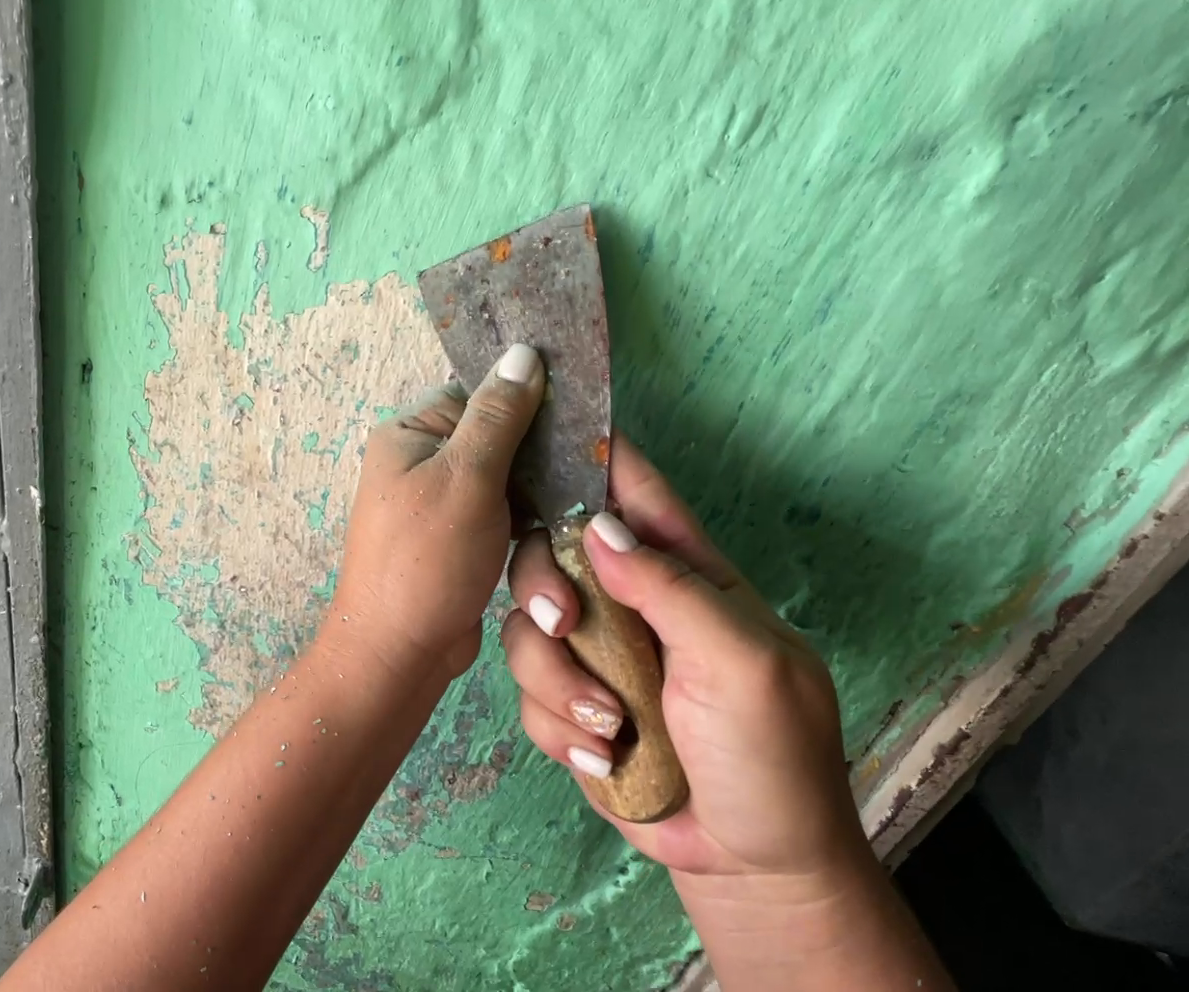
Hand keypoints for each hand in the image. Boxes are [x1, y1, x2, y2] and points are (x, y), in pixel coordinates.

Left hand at [330, 344, 546, 679]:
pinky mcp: (459, 538)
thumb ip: (498, 416)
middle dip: (537, 468)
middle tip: (577, 487)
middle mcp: (420, 460)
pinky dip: (525, 529)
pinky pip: (504, 517)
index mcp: (409, 433)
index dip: (529, 408)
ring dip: (534, 506)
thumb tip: (522, 352)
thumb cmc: (426, 559)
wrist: (400, 650)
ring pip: (509, 483)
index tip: (578, 428)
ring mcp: (439, 501)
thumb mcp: (466, 478)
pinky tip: (548, 543)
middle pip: (500, 440)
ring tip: (555, 526)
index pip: (480, 396)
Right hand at [500, 437, 861, 881]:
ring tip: (610, 727)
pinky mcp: (566, 699)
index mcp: (683, 573)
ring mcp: (592, 652)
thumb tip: (598, 525)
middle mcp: (627, 601)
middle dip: (542, 587)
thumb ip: (673, 590)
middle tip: (563, 627)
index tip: (531, 433)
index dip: (585, 454)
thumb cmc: (771, 756)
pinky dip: (557, 724)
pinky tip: (604, 755)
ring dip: (555, 680)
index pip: (630, 489)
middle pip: (547, 551)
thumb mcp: (743, 665)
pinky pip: (525, 690)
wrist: (746, 861)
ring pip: (524, 627)